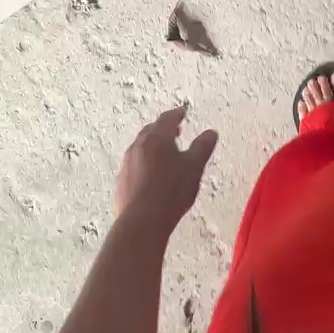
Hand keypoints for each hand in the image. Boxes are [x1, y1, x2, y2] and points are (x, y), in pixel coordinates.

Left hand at [113, 106, 217, 237]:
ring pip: (141, 146)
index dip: (176, 114)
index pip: (167, 119)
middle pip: (151, 130)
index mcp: (157, 138)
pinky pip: (134, 163)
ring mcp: (127, 162)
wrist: (142, 220)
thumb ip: (202, 147)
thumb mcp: (194, 168)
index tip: (182, 112)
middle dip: (163, 128)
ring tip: (164, 152)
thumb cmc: (172, 191)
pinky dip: (144, 161)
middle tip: (175, 131)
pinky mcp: (121, 180)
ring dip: (152, 144)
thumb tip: (211, 132)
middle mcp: (139, 145)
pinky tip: (150, 174)